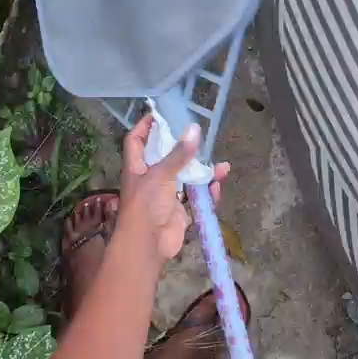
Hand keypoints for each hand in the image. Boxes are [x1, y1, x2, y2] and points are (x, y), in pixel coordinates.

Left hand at [118, 114, 228, 262]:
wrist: (147, 244)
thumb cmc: (146, 205)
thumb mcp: (161, 174)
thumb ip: (179, 154)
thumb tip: (194, 129)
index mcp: (137, 167)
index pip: (136, 141)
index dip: (144, 126)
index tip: (159, 114)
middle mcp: (150, 180)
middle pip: (165, 158)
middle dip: (182, 148)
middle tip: (199, 136)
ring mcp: (165, 197)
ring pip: (185, 179)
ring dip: (202, 172)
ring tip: (222, 165)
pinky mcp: (178, 213)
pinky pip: (195, 199)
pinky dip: (206, 193)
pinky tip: (218, 186)